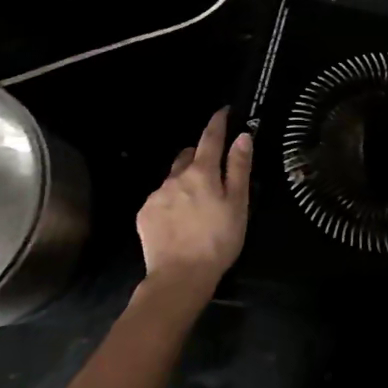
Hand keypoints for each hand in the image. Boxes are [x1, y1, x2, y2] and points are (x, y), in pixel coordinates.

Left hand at [135, 108, 251, 308]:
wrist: (179, 277)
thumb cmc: (218, 240)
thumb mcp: (238, 204)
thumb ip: (239, 168)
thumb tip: (243, 136)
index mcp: (201, 173)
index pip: (210, 138)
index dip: (217, 122)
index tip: (223, 111)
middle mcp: (174, 178)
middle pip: (188, 155)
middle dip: (201, 154)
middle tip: (216, 169)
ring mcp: (156, 195)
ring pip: (174, 177)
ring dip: (186, 179)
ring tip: (199, 202)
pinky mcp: (144, 214)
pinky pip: (161, 197)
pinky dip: (173, 200)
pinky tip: (182, 220)